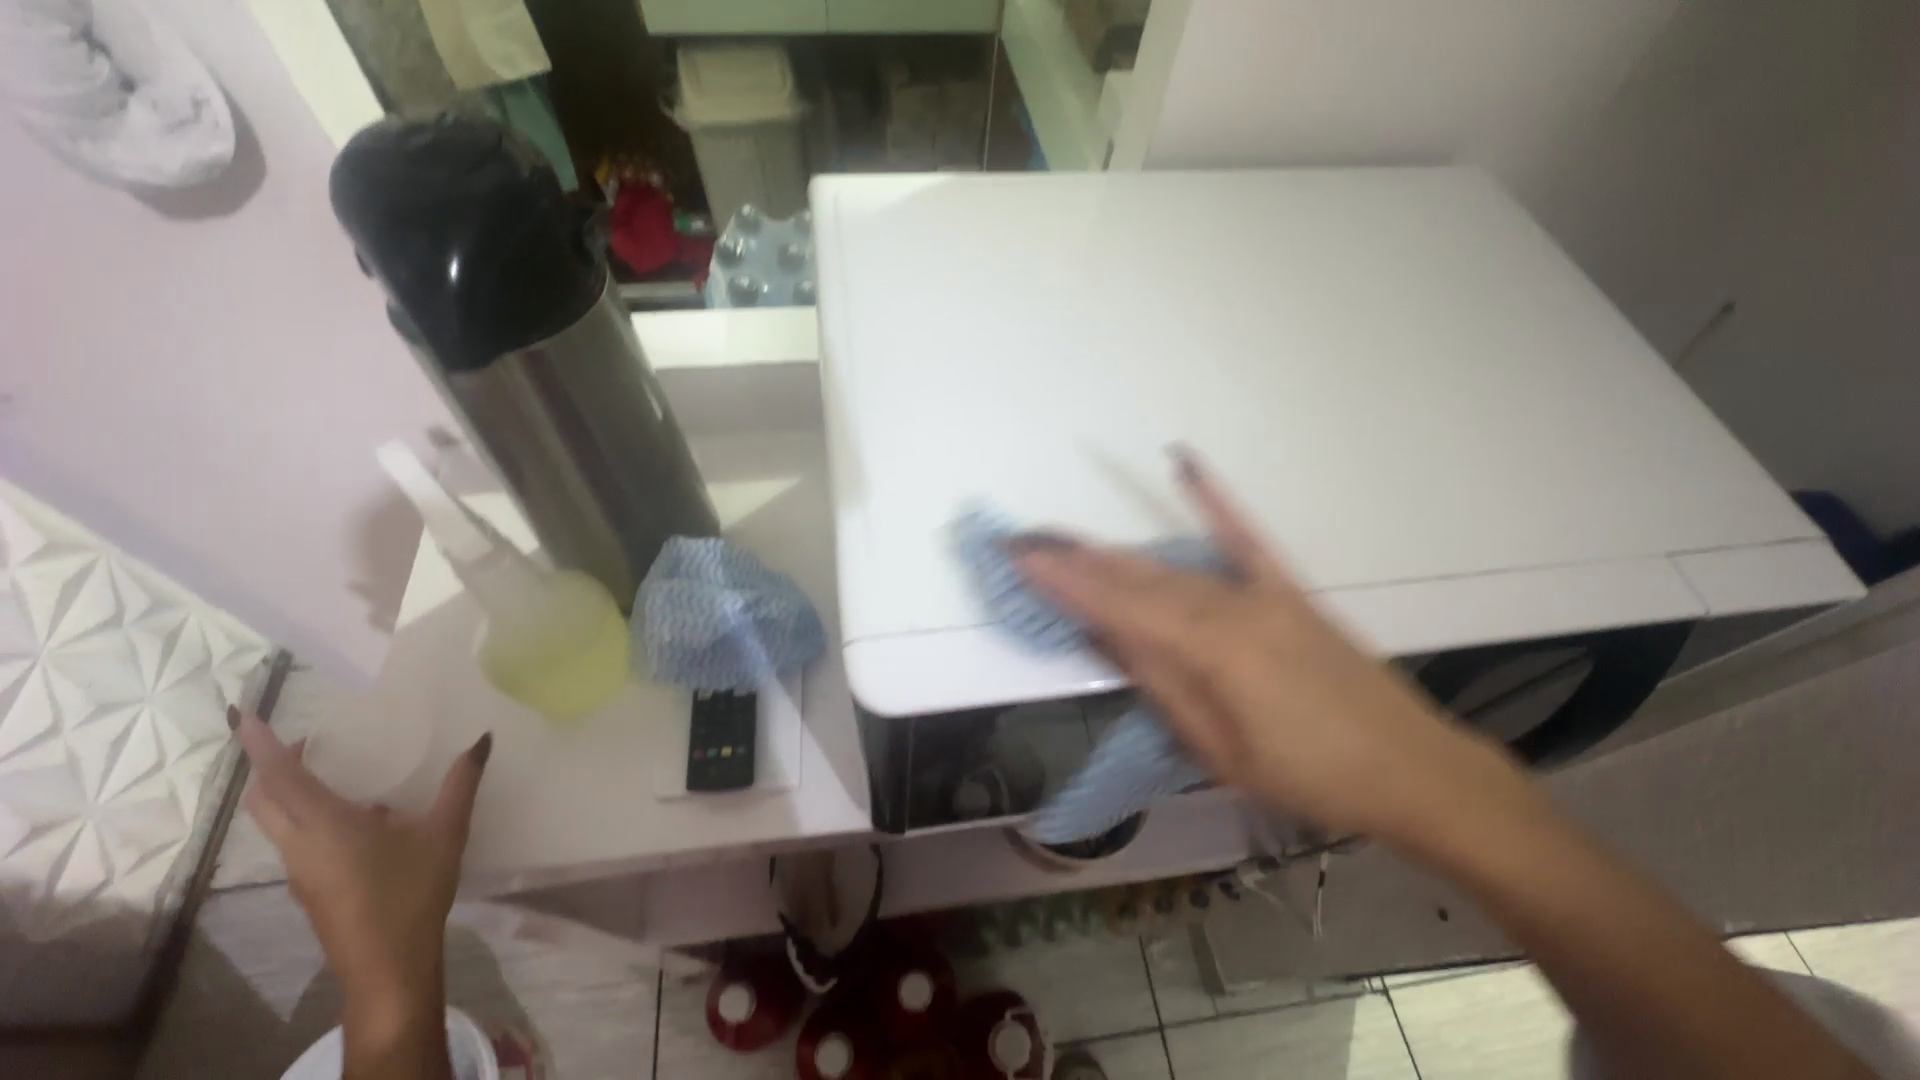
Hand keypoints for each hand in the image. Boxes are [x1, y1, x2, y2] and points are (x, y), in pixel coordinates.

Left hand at [232, 708, 490, 1024]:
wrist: (388, 964)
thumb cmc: (412, 892)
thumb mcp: (446, 832)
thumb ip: (461, 783)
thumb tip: (482, 740)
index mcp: (325, 824)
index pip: (280, 774)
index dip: (258, 742)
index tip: (240, 712)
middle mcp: (300, 843)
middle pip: (264, 797)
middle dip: (268, 763)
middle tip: (296, 737)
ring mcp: (300, 868)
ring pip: (275, 819)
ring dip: (287, 789)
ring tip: (327, 769)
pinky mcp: (310, 885)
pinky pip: (296, 837)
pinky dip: (309, 813)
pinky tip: (362, 817)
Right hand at [1009, 451, 1526, 843]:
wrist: (1411, 770)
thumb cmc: (1308, 777)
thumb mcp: (1219, 749)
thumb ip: (1162, 683)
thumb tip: (1105, 634)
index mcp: (1212, 652)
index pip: (1120, 607)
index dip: (1066, 582)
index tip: (1019, 557)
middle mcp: (1233, 609)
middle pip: (1141, 578)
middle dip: (1079, 561)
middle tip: (1025, 541)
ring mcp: (1264, 594)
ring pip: (1176, 565)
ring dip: (1118, 553)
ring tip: (1069, 539)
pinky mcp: (1289, 591)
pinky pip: (1245, 538)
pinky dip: (1213, 501)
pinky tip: (1185, 464)